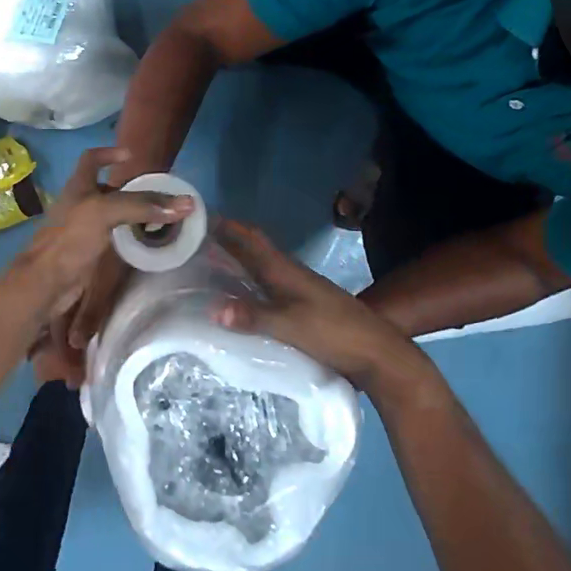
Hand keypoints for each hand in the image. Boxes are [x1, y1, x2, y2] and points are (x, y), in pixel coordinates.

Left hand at [10, 147, 191, 329]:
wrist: (46, 284)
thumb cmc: (70, 239)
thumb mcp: (106, 212)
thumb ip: (143, 206)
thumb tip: (186, 203)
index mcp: (78, 187)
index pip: (91, 159)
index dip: (109, 153)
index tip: (131, 156)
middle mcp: (79, 204)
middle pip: (106, 188)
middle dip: (130, 189)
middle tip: (158, 194)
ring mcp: (81, 229)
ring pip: (110, 214)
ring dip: (131, 214)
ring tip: (158, 217)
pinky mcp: (87, 252)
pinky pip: (111, 237)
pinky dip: (127, 236)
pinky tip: (143, 240)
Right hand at [211, 219, 426, 390]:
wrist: (377, 353)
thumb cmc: (335, 333)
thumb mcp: (291, 326)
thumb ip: (253, 316)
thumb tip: (211, 308)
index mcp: (285, 271)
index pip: (251, 239)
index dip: (228, 226)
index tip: (198, 217)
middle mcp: (289, 274)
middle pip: (254, 250)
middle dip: (226, 242)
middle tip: (193, 243)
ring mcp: (298, 290)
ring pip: (260, 268)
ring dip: (236, 262)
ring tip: (207, 265)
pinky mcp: (303, 307)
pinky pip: (267, 287)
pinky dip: (248, 284)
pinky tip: (238, 296)